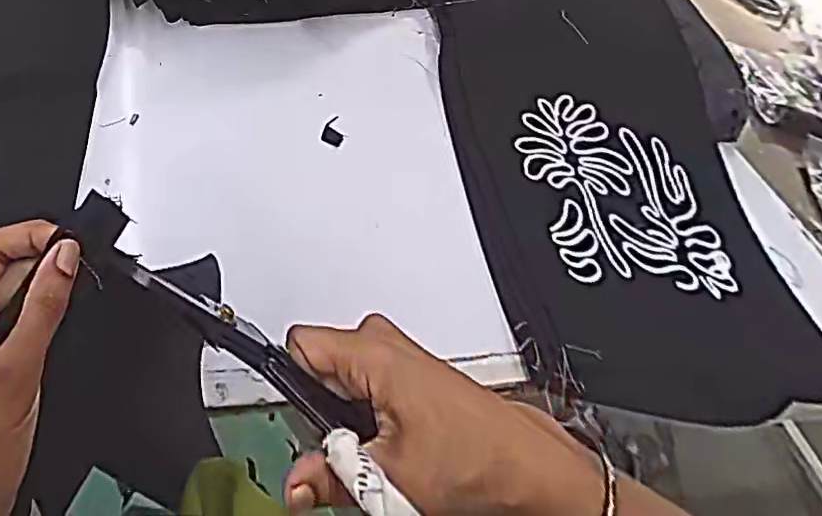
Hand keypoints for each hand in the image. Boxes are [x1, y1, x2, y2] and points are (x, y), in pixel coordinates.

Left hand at [0, 221, 81, 515]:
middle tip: (76, 262)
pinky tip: (53, 320)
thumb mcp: (17, 370)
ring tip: (69, 288)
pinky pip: (10, 323)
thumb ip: (44, 305)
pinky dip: (35, 315)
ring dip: (40, 288)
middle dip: (40, 261)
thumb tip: (63, 255)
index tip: (65, 239)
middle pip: (1, 269)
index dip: (30, 235)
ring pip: (9, 295)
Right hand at [282, 315, 606, 515]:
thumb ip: (332, 478)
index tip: (307, 425)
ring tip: (380, 450)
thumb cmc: (476, 457)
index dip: (294, 388)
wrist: (528, 465)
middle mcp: (377, 337)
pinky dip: (368, 411)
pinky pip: (362, 378)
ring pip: (340, 375)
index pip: (297, 346)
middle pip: (318, 365)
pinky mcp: (404, 364)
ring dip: (349, 415)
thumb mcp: (394, 479)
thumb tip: (295, 485)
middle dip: (326, 411)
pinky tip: (393, 442)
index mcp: (369, 349)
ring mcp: (393, 349)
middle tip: (353, 450)